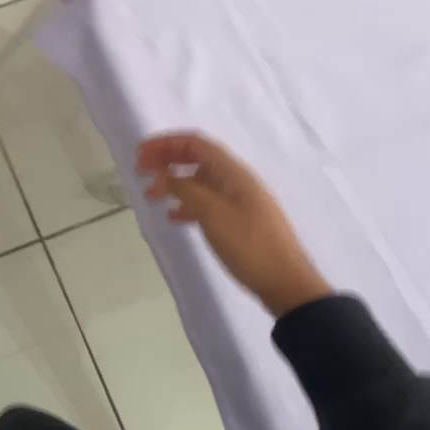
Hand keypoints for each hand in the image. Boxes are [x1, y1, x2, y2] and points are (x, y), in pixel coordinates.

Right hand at [136, 133, 330, 317]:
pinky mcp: (240, 220)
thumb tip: (163, 173)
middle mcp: (237, 180)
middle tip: (140, 170)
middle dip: (166, 159)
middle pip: (196, 158)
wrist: (288, 286)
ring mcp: (240, 200)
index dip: (165, 143)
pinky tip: (174, 216)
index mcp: (233, 173)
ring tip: (151, 195)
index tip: (140, 154)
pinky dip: (187, 203)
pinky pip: (207, 201)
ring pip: (200, 180)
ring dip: (173, 182)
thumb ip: (185, 188)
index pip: (195, 143)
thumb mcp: (212, 213)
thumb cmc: (250, 245)